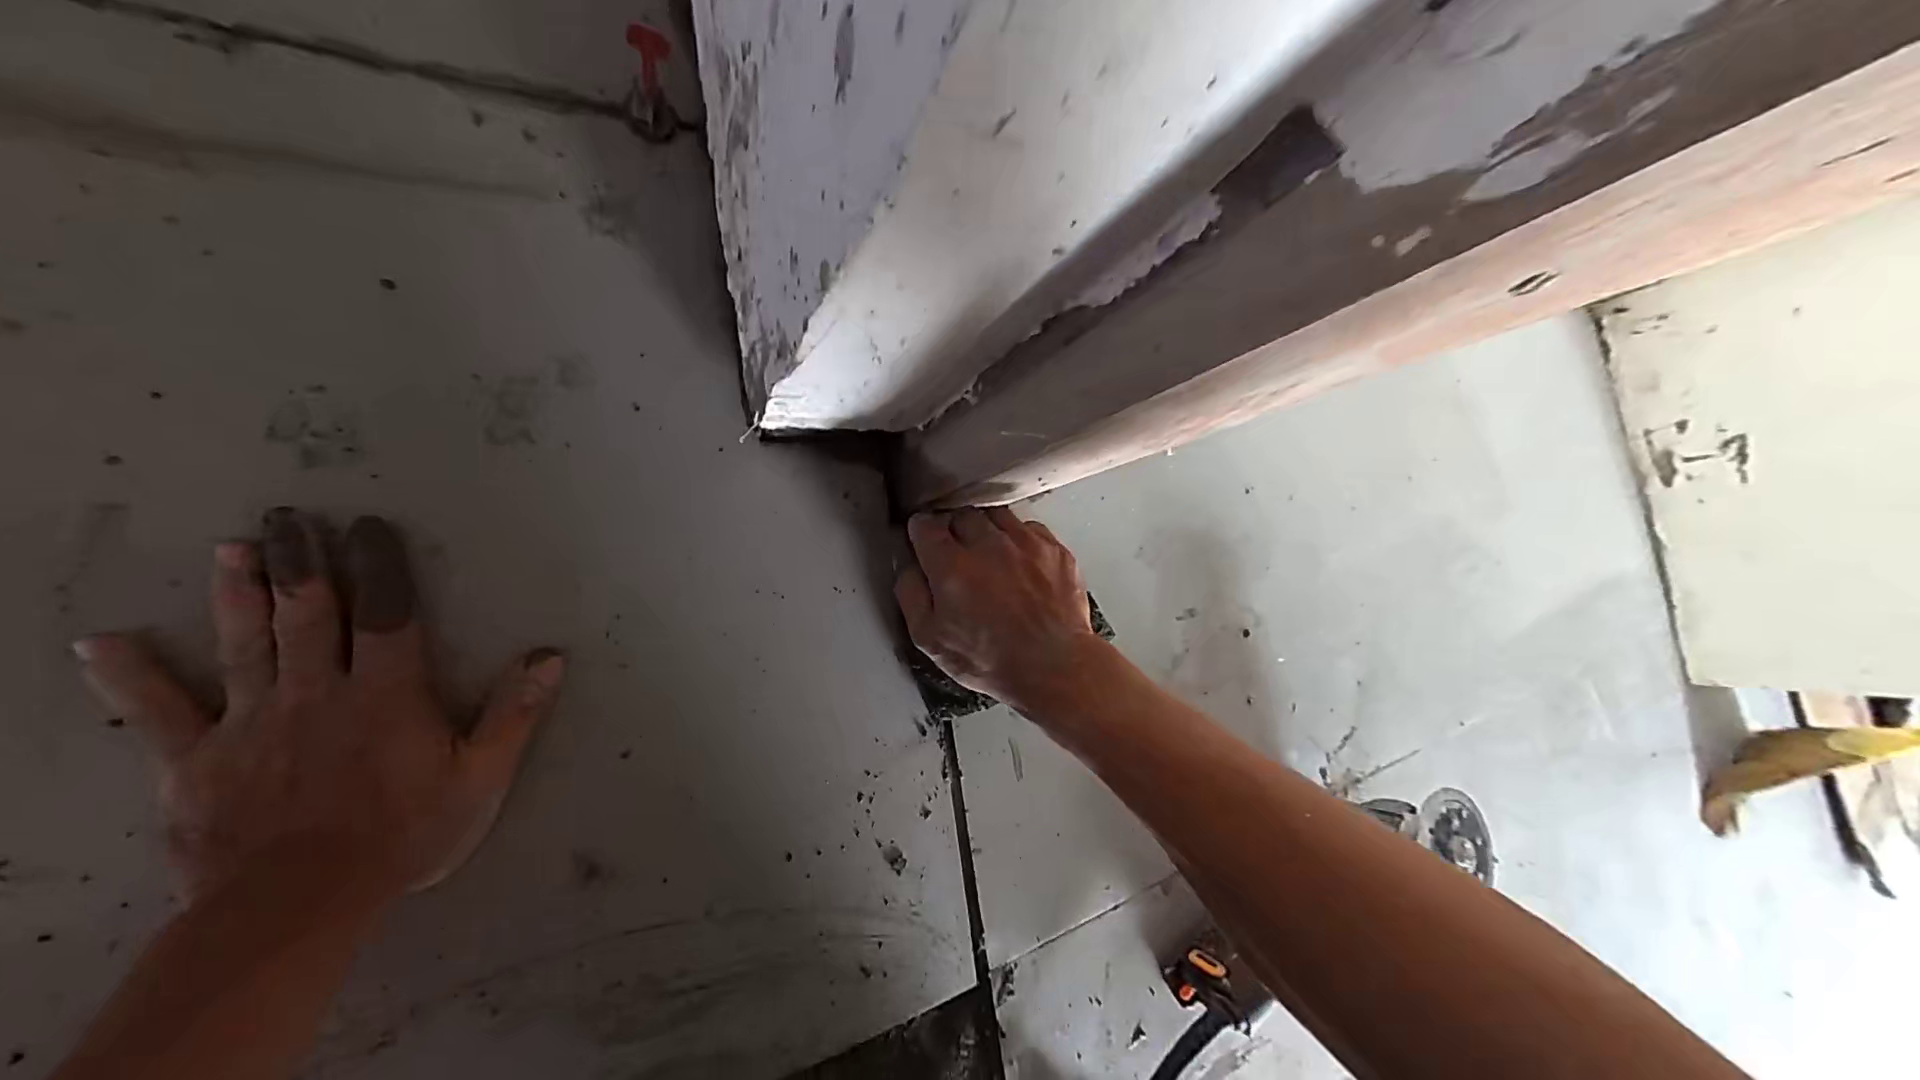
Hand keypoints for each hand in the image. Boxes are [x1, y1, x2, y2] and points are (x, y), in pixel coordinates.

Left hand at [74, 508, 563, 905]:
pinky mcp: (196, 761)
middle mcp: (316, 692)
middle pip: (308, 615)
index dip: (379, 567)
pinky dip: (129, 676)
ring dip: (237, 593)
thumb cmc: (405, 833)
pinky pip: (159, 712)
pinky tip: (99, 643)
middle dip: (302, 563)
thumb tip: (549, 656)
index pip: (386, 615)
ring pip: (242, 645)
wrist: (298, 905)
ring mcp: (250, 723)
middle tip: (289, 518)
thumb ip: (514, 712)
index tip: (367, 527)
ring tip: (233, 547)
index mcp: (385, 693)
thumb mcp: (481, 776)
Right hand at [894, 507, 1101, 707]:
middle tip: (956, 553)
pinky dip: (1019, 539)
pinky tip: (1018, 561)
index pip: (926, 525)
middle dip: (953, 530)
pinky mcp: (1052, 550)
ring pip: (995, 515)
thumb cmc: (995, 660)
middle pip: (960, 515)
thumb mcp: (930, 640)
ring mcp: (1024, 544)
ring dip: (986, 529)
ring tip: (989, 555)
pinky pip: (1029, 528)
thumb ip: (911, 595)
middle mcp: (987, 546)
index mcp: (951, 567)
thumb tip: (908, 569)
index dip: (921, 531)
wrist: (1054, 667)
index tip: (923, 538)